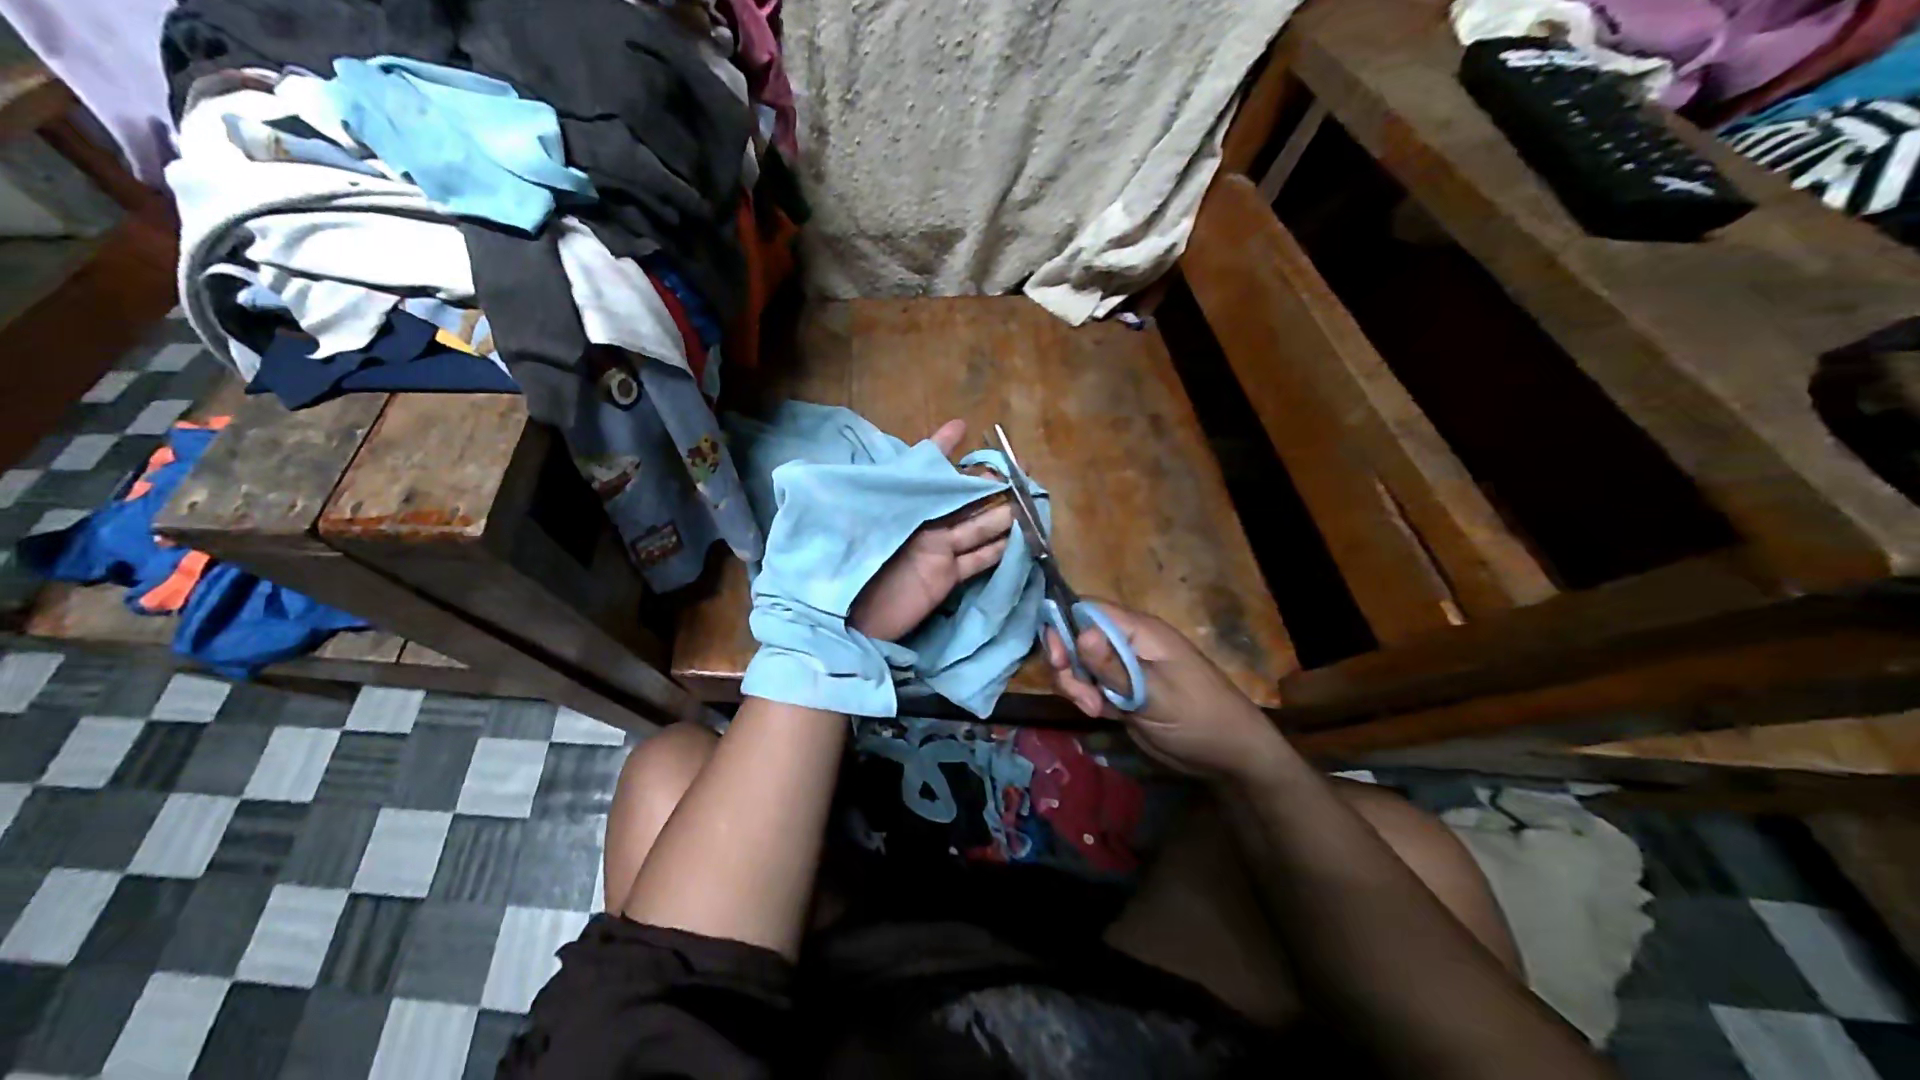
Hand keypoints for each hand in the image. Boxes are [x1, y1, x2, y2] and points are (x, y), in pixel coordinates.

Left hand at [848, 419, 1014, 641]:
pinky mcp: (947, 577)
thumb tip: (898, 457)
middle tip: (1017, 472)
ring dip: (1001, 514)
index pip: (928, 470)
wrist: (848, 618)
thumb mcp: (862, 513)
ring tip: (1027, 500)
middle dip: (987, 483)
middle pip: (963, 500)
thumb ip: (887, 482)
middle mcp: (925, 524)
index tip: (962, 428)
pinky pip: (979, 559)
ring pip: (978, 527)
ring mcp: (939, 550)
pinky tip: (1020, 538)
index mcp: (904, 506)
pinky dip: (999, 549)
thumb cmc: (852, 563)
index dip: (944, 449)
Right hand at [1046, 602, 1284, 782]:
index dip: (1064, 626)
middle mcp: (1129, 643)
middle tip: (1079, 695)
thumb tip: (1080, 633)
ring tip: (1093, 709)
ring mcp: (1125, 668)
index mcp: (1139, 631)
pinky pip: (1093, 684)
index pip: (1088, 610)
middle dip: (1069, 664)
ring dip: (1077, 685)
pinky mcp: (1124, 691)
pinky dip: (1088, 698)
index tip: (1057, 658)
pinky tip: (1100, 714)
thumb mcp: (1154, 693)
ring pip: (1081, 663)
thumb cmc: (1197, 717)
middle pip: (1078, 637)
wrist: (1230, 754)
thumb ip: (1114, 666)